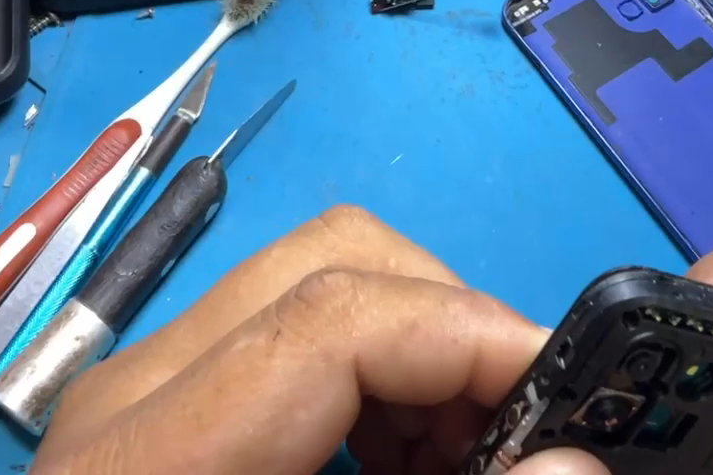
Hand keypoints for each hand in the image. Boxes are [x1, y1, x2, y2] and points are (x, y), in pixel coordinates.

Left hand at [34, 205, 545, 474]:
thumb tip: (577, 467)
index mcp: (149, 462)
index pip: (330, 318)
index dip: (464, 334)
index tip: (560, 388)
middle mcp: (135, 391)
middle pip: (333, 259)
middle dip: (448, 326)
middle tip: (515, 430)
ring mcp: (143, 386)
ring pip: (319, 277)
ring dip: (419, 348)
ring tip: (466, 452)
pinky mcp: (161, 405)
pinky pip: (294, 326)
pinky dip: (376, 374)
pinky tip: (402, 460)